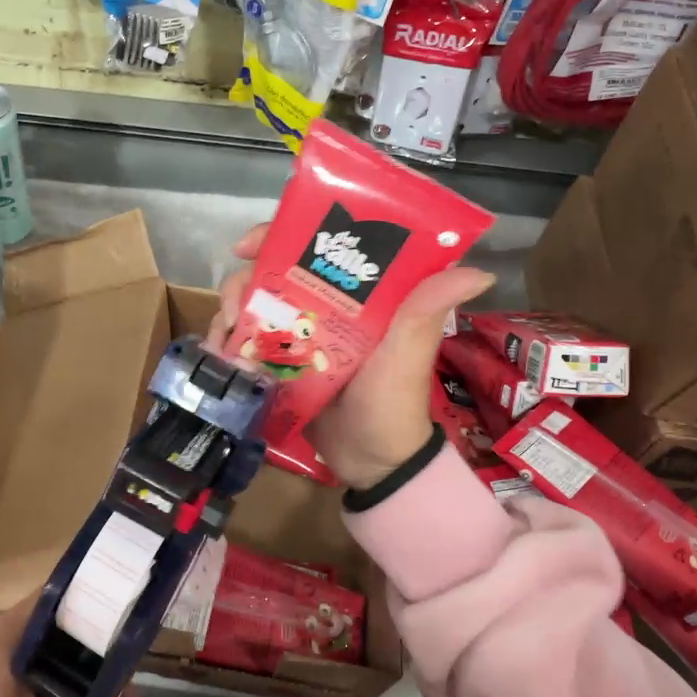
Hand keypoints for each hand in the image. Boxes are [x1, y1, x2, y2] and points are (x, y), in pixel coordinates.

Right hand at [206, 223, 493, 491]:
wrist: (371, 462)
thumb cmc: (393, 403)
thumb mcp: (409, 352)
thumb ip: (427, 310)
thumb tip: (478, 270)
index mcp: (357, 292)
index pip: (316, 244)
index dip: (279, 233)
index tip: (248, 245)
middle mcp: (325, 303)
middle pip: (272, 270)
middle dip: (244, 281)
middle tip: (232, 307)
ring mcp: (298, 332)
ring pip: (254, 303)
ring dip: (231, 312)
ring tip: (224, 337)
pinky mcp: (280, 361)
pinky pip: (246, 339)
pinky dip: (228, 341)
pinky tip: (219, 354)